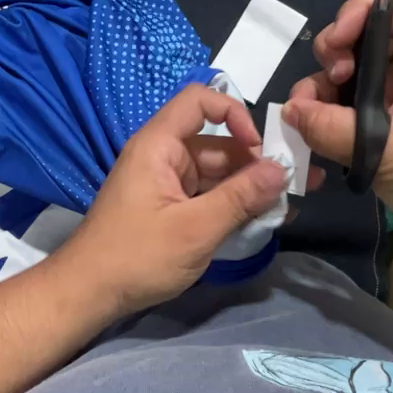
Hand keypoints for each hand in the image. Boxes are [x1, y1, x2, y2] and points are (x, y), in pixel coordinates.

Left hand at [47, 84, 288, 315]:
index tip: (260, 147)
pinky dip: (234, 204)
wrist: (90, 291)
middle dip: (257, 161)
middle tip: (302, 182)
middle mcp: (163, 156)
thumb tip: (282, 169)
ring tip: (292, 204)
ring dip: (250, 186)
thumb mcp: (195, 229)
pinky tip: (266, 219)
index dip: (234, 113)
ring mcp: (166, 183)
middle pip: (217, 143)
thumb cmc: (137, 255)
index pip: (199, 101)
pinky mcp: (170, 207)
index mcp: (159, 146)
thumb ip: (240, 197)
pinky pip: (208, 195)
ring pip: (217, 173)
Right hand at [281, 0, 392, 251]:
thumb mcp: (390, 150)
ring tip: (310, 119)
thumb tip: (289, 110)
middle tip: (326, 87)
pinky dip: (331, 112)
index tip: (335, 52)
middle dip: (334, 55)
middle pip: (365, 32)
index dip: (357, 13)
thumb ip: (332, 126)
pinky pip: (353, 100)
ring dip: (325, 88)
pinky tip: (316, 134)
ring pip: (354, 68)